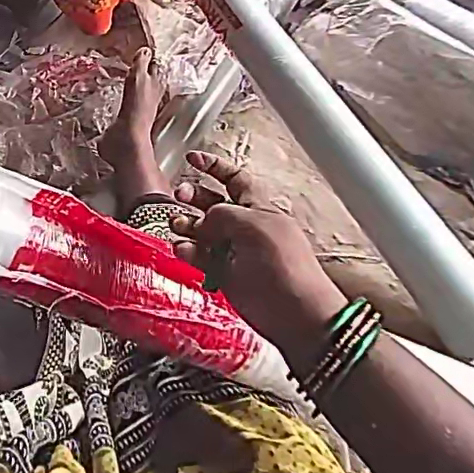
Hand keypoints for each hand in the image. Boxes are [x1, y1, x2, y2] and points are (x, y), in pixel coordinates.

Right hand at [171, 151, 345, 359]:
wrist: (295, 315)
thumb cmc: (282, 264)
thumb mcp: (253, 225)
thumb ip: (221, 213)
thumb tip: (202, 220)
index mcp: (258, 208)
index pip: (234, 178)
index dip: (213, 166)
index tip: (191, 158)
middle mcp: (243, 225)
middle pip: (210, 202)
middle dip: (192, 196)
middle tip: (179, 196)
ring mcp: (231, 249)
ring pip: (198, 228)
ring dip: (184, 224)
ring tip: (178, 226)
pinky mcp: (222, 272)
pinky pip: (196, 254)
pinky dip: (187, 251)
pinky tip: (185, 251)